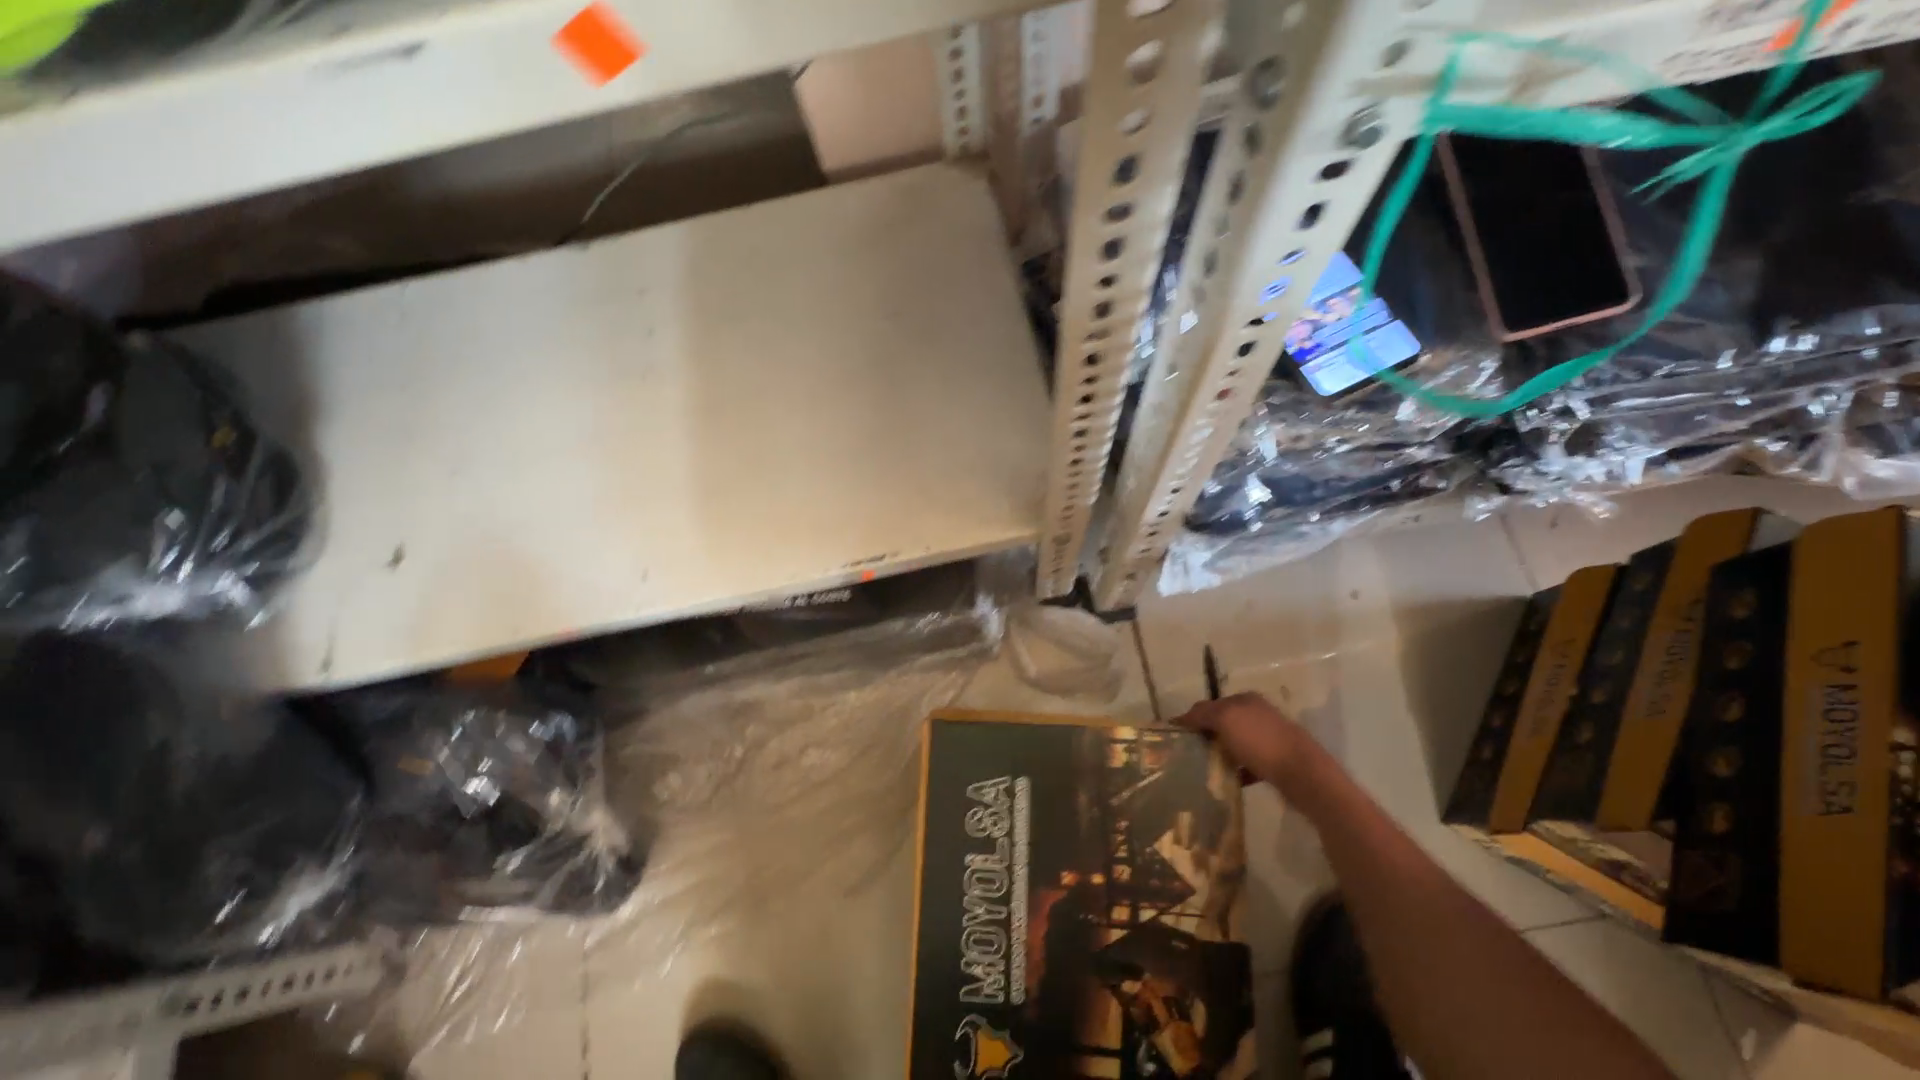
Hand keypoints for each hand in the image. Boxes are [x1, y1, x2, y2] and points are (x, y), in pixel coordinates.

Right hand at [1175, 691, 1312, 788]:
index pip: (1210, 704)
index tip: (1177, 738)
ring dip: (1221, 755)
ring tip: (1205, 771)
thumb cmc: (1261, 741)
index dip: (1192, 719)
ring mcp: (1269, 738)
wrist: (1302, 773)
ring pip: (1235, 745)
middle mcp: (1258, 714)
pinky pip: (1248, 765)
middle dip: (1206, 738)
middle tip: (1187, 756)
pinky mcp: (1276, 761)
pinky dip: (1237, 772)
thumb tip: (1181, 717)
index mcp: (1245, 700)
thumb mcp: (1226, 719)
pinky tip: (1228, 782)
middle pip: (1223, 724)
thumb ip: (1202, 713)